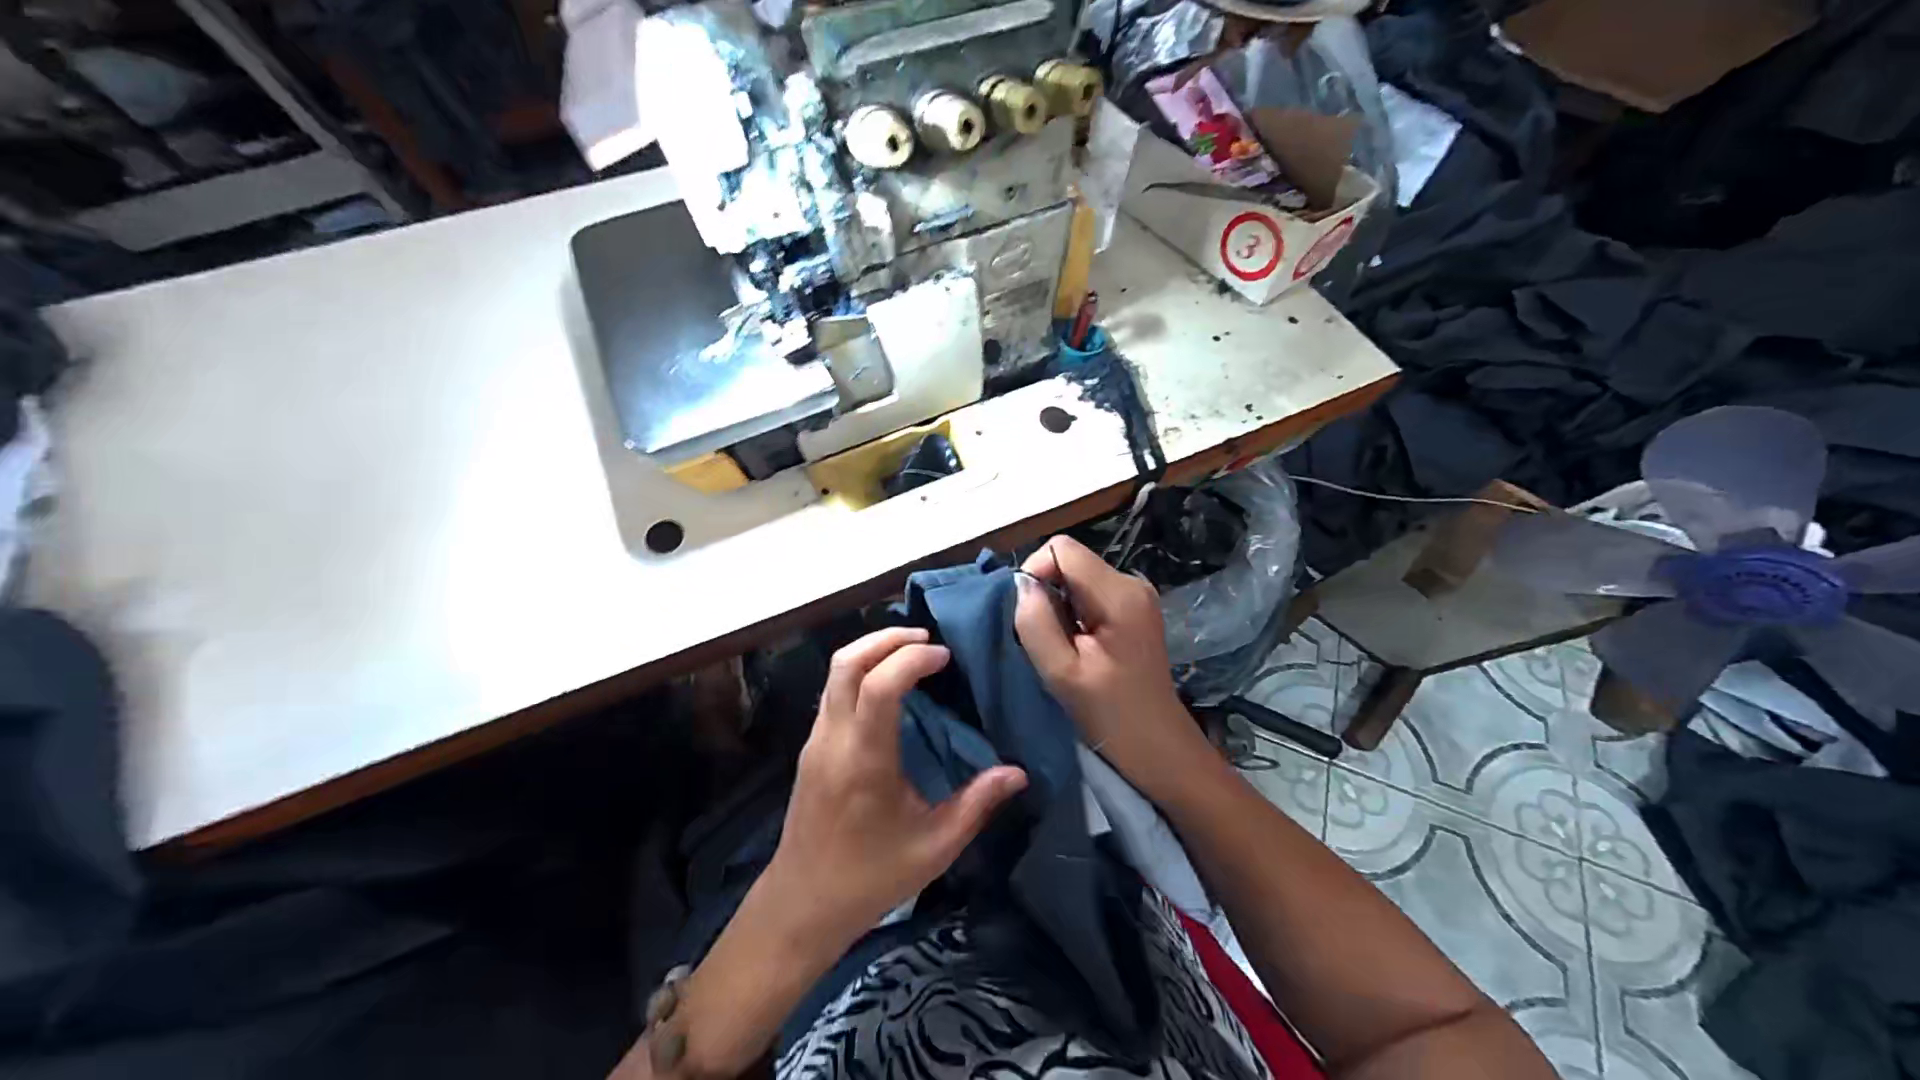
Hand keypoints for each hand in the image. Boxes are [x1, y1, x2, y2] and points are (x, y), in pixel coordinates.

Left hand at [765, 627, 1027, 944]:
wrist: (802, 903)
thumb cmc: (870, 878)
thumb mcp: (934, 848)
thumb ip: (976, 805)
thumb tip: (1018, 772)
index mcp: (864, 760)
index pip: (878, 685)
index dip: (911, 659)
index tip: (944, 657)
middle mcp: (833, 739)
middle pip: (846, 662)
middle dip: (886, 638)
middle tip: (926, 639)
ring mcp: (816, 740)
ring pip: (834, 672)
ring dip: (871, 651)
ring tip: (912, 653)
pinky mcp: (811, 747)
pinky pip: (833, 691)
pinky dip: (860, 672)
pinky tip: (889, 686)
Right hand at [1014, 536, 1218, 804]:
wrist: (1158, 746)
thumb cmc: (1110, 714)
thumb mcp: (1061, 673)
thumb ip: (1036, 621)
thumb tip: (1022, 584)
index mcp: (1118, 594)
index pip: (1060, 549)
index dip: (1035, 574)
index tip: (1030, 616)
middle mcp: (1131, 583)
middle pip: (1069, 561)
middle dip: (1047, 593)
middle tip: (1047, 640)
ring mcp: (1136, 595)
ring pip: (1076, 577)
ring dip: (1058, 606)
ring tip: (1063, 648)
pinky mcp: (1133, 609)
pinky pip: (1088, 593)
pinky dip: (1073, 614)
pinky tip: (1078, 648)